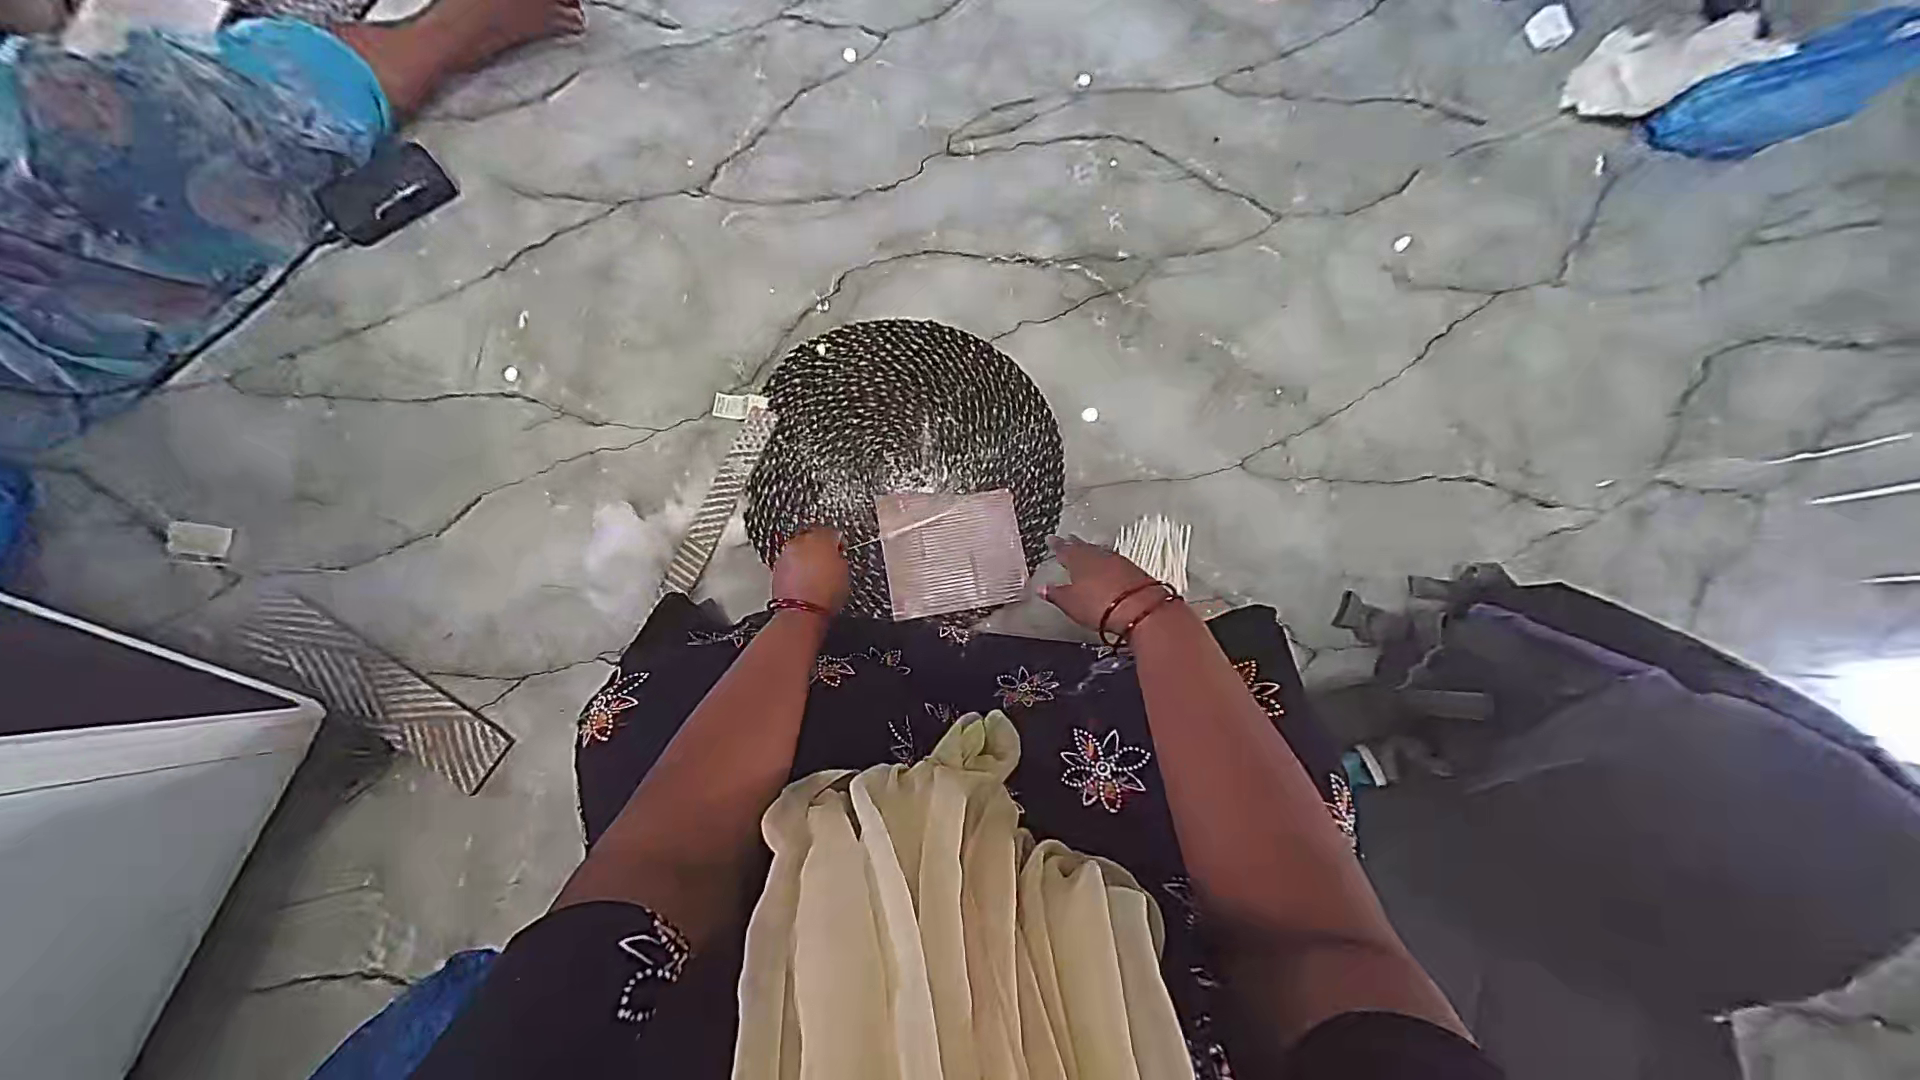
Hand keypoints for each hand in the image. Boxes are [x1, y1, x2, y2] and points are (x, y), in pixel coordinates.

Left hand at [771, 528, 849, 614]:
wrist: (802, 612)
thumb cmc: (825, 594)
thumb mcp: (843, 572)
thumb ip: (839, 557)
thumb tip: (836, 555)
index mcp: (820, 539)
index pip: (830, 532)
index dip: (836, 542)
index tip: (839, 549)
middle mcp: (800, 542)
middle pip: (811, 538)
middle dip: (818, 547)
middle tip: (827, 560)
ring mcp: (786, 554)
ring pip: (798, 549)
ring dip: (805, 557)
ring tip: (814, 572)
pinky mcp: (777, 568)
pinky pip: (789, 562)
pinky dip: (796, 567)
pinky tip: (803, 579)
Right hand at [1041, 534, 1164, 634]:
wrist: (1139, 610)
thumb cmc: (1100, 605)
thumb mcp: (1070, 603)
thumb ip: (1055, 593)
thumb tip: (1042, 588)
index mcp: (1078, 560)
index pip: (1064, 549)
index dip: (1057, 545)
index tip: (1051, 539)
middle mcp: (1098, 556)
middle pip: (1083, 547)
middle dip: (1075, 544)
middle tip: (1069, 539)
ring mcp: (1118, 562)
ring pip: (1101, 552)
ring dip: (1093, 551)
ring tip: (1088, 552)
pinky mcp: (1135, 572)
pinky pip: (1116, 562)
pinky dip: (1108, 563)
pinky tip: (1109, 568)